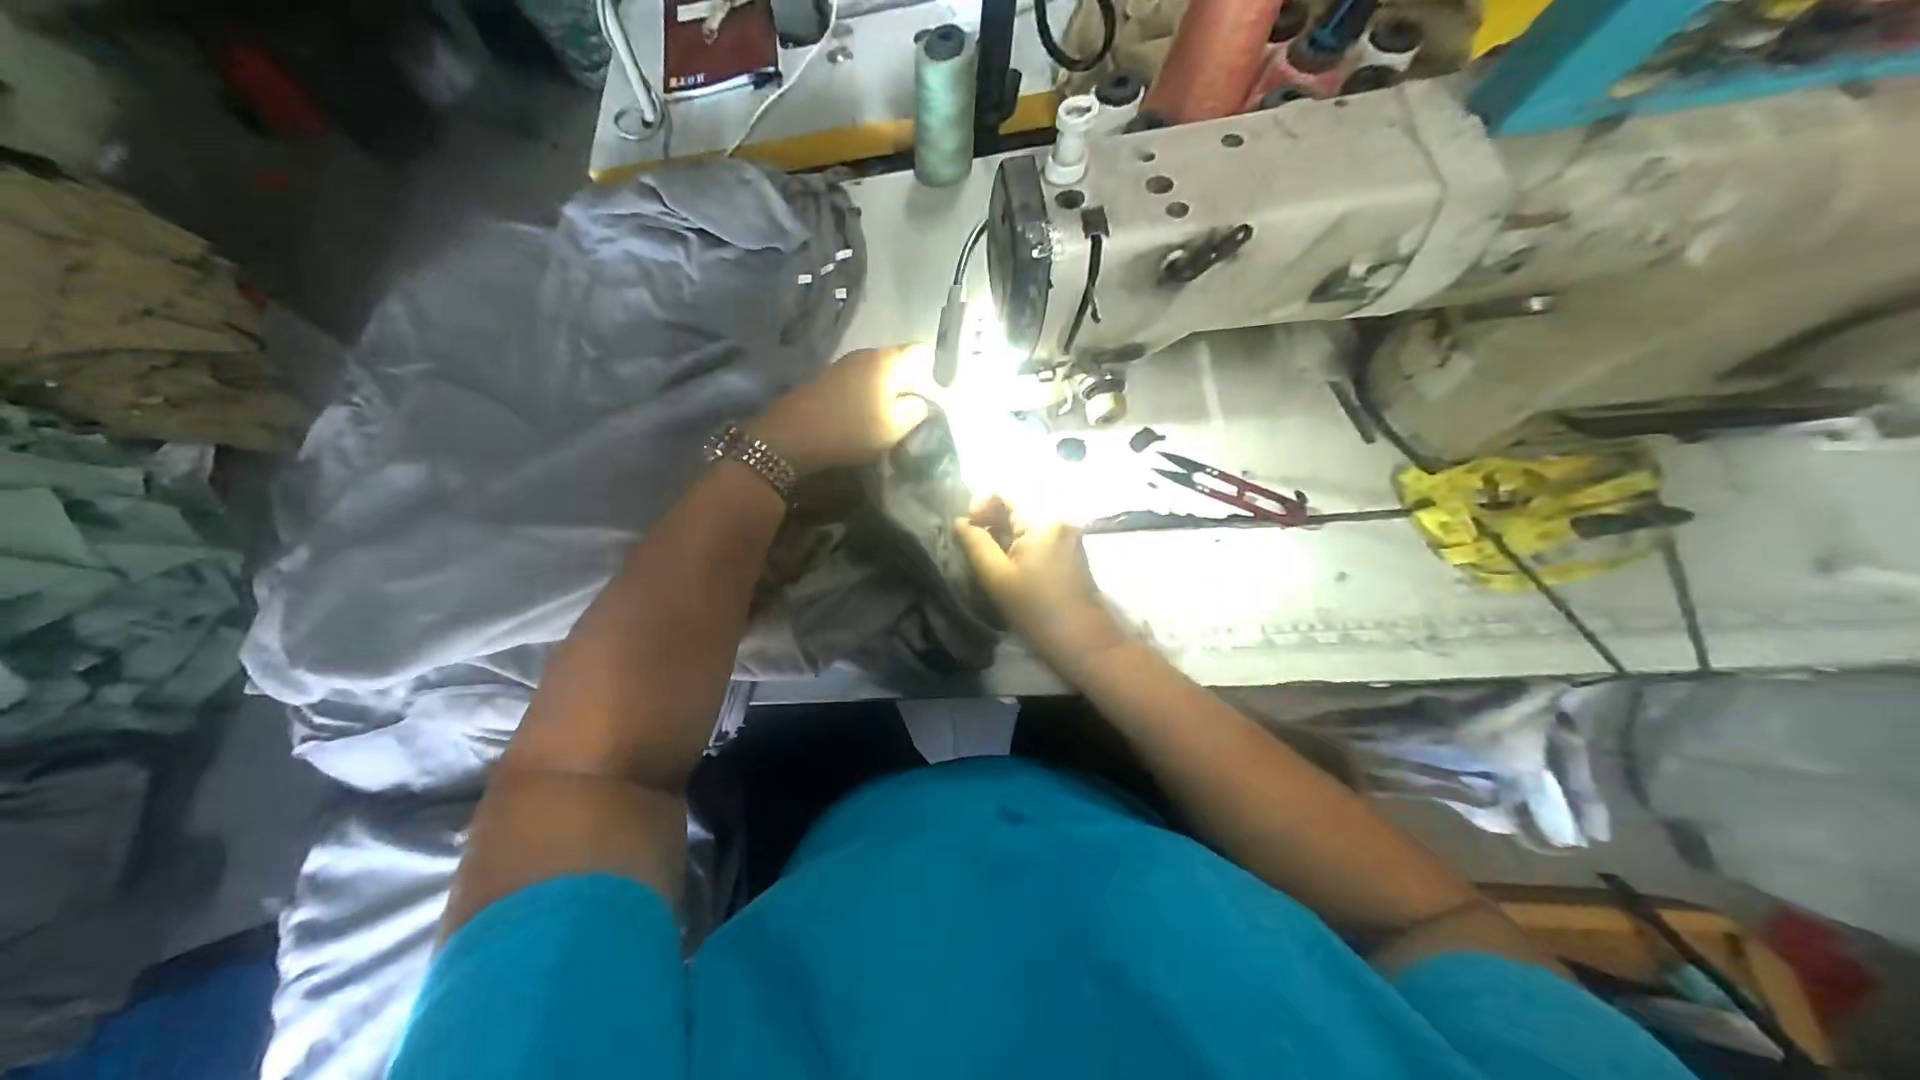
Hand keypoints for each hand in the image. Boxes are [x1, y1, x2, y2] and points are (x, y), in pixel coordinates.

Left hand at [749, 345, 931, 474]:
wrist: (792, 436)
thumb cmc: (850, 430)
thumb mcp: (895, 427)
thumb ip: (917, 409)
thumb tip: (924, 400)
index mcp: (888, 360)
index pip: (921, 351)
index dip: (934, 368)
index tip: (937, 391)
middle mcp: (867, 353)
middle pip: (899, 360)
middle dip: (911, 380)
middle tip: (918, 406)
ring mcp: (845, 363)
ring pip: (879, 371)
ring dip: (888, 389)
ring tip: (893, 412)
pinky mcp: (829, 378)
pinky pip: (861, 380)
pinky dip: (869, 393)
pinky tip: (868, 412)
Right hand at [954, 502, 1129, 672]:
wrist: (1084, 643)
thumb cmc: (1036, 610)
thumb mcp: (997, 577)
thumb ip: (975, 544)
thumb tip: (960, 522)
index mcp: (1042, 522)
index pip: (1004, 497)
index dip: (980, 507)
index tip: (967, 531)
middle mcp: (1059, 522)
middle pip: (1016, 512)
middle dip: (991, 526)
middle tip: (974, 550)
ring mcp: (1069, 539)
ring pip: (1026, 529)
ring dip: (1004, 540)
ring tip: (990, 564)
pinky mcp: (1072, 555)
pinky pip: (1039, 542)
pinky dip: (1021, 550)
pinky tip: (1011, 572)